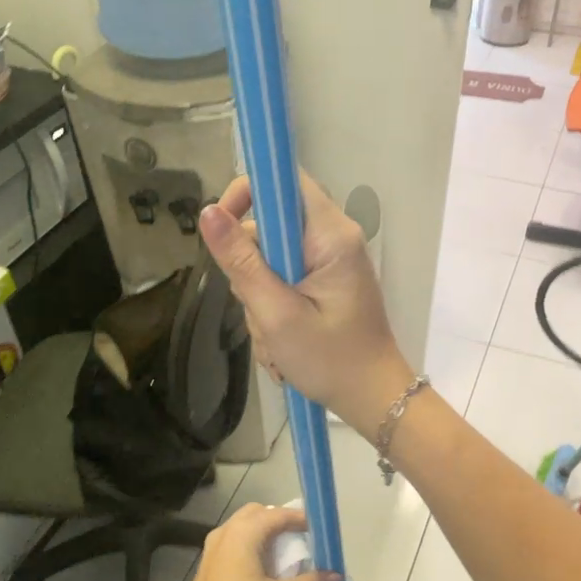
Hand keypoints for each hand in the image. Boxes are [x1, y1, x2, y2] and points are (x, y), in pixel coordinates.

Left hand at [168, 503, 342, 580]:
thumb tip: (336, 575)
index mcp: (243, 534)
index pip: (277, 515)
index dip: (300, 519)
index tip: (319, 530)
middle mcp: (223, 535)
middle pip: (254, 515)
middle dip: (278, 522)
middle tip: (299, 539)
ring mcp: (209, 553)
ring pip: (239, 530)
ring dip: (261, 535)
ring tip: (281, 556)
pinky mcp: (204, 572)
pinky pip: (229, 547)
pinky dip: (247, 549)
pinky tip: (259, 573)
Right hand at [198, 173, 415, 436]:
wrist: (373, 398)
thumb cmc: (331, 360)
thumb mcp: (277, 315)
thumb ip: (241, 262)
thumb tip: (207, 212)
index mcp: (332, 236)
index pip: (284, 182)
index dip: (247, 193)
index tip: (222, 228)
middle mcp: (334, 238)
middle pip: (270, 225)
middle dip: (251, 267)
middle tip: (259, 309)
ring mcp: (330, 261)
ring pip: (271, 258)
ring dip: (259, 297)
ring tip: (274, 336)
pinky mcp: (325, 282)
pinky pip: (283, 280)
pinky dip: (273, 308)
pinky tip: (281, 341)